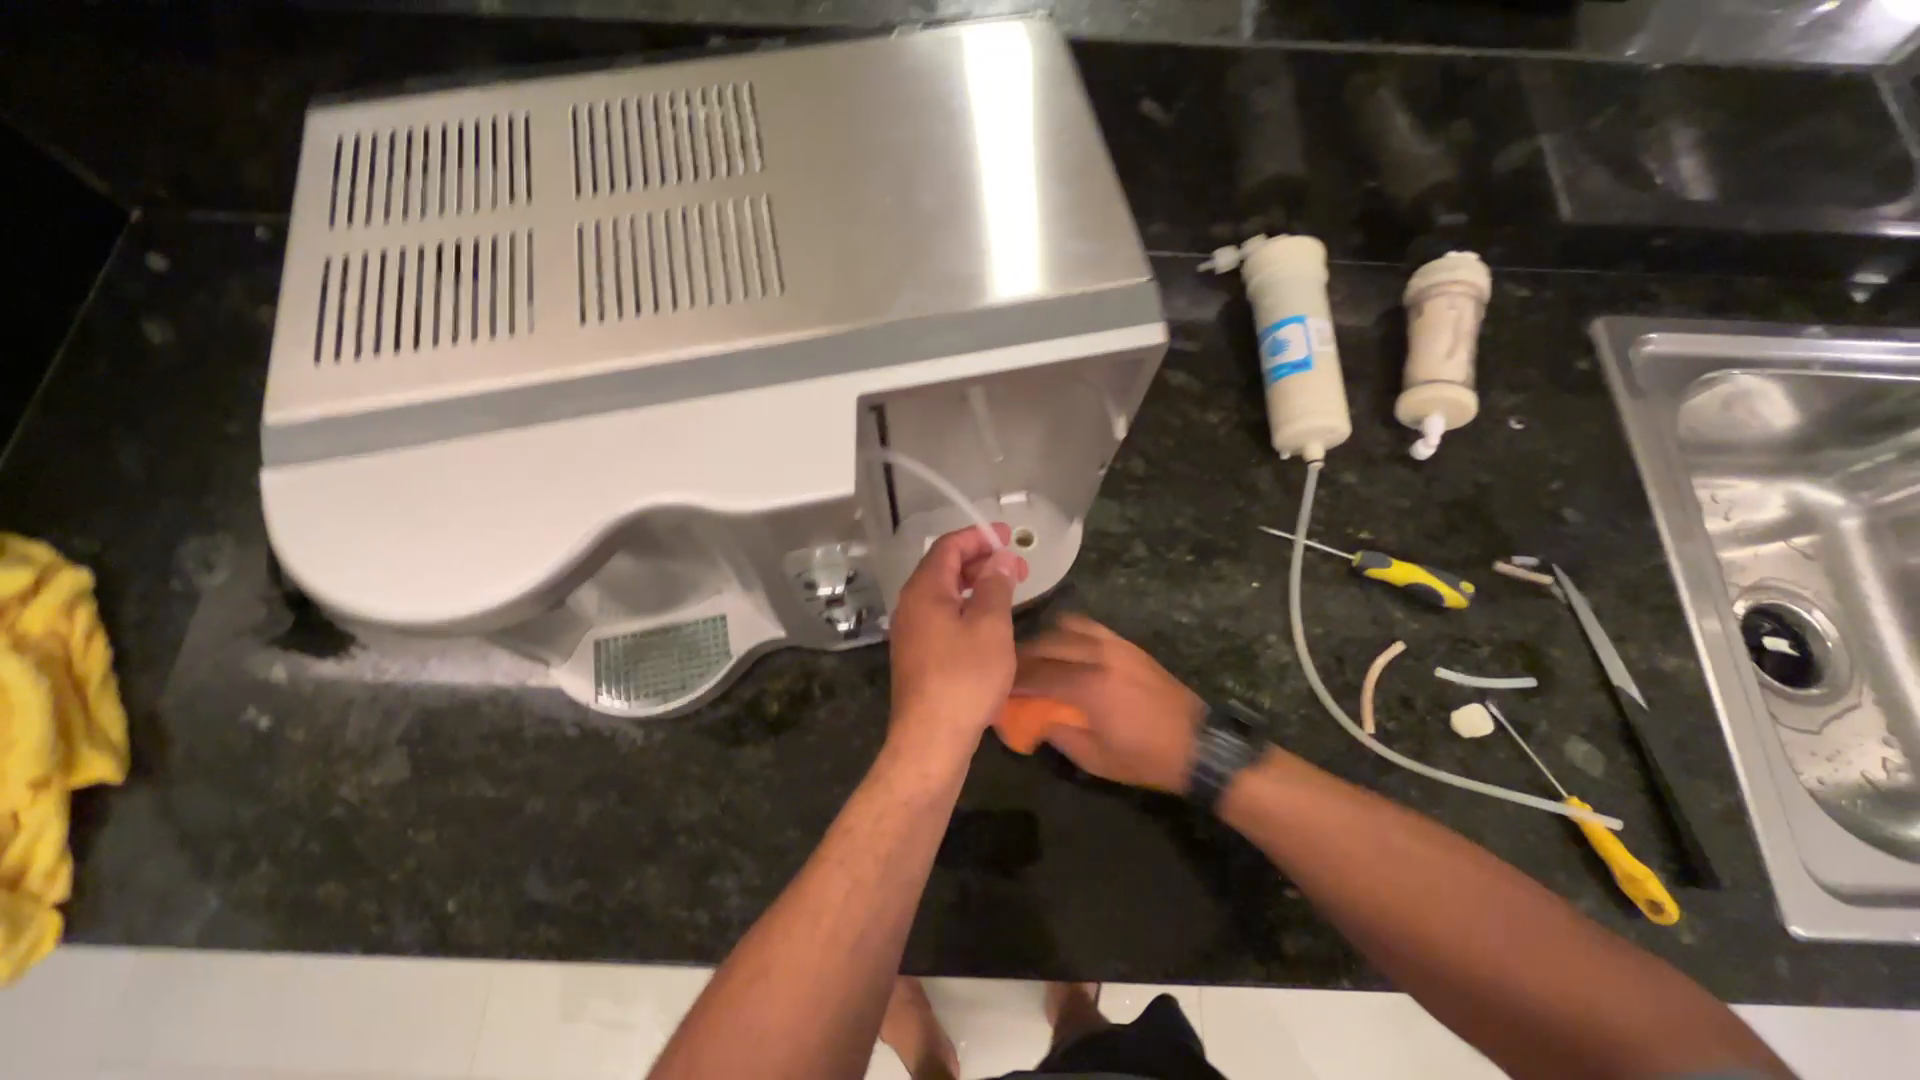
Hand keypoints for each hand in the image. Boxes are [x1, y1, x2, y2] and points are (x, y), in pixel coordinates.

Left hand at [886, 524, 1029, 760]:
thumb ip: (996, 586)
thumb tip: (1000, 558)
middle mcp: (910, 605)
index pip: (948, 547)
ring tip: (1008, 591)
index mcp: (924, 590)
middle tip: (1017, 566)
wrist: (931, 738)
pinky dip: (965, 608)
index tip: (1008, 536)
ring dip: (975, 586)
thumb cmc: (964, 677)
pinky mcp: (917, 655)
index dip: (978, 536)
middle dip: (980, 561)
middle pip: (943, 568)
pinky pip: (941, 617)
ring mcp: (910, 632)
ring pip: (943, 594)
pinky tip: (988, 623)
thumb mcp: (990, 627)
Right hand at [1013, 615, 1206, 792]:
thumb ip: (1058, 733)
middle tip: (1007, 671)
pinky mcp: (1128, 645)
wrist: (1198, 745)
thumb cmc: (1144, 758)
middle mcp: (1099, 656)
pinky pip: (1089, 626)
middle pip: (1046, 643)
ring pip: (1066, 627)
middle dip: (1021, 656)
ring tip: (1033, 658)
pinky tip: (1061, 649)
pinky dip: (1067, 633)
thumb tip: (1032, 718)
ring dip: (1043, 640)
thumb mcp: (1094, 758)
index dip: (1011, 680)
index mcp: (1089, 686)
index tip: (994, 687)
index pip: (1036, 674)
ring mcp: (1116, 645)